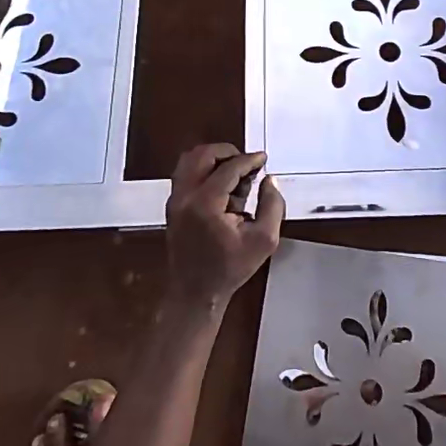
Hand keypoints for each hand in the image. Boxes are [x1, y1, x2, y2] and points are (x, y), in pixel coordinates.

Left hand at [164, 144, 285, 311]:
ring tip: (235, 174)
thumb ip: (272, 205)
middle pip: (202, 155)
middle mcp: (185, 196)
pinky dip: (204, 170)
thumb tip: (270, 180)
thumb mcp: (264, 240)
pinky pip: (186, 174)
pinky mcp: (172, 206)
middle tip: (248, 163)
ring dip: (214, 160)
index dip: (249, 160)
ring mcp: (175, 200)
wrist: (195, 292)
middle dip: (228, 153)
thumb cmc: (230, 268)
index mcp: (205, 204)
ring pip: (189, 161)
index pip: (228, 168)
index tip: (263, 159)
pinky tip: (223, 187)